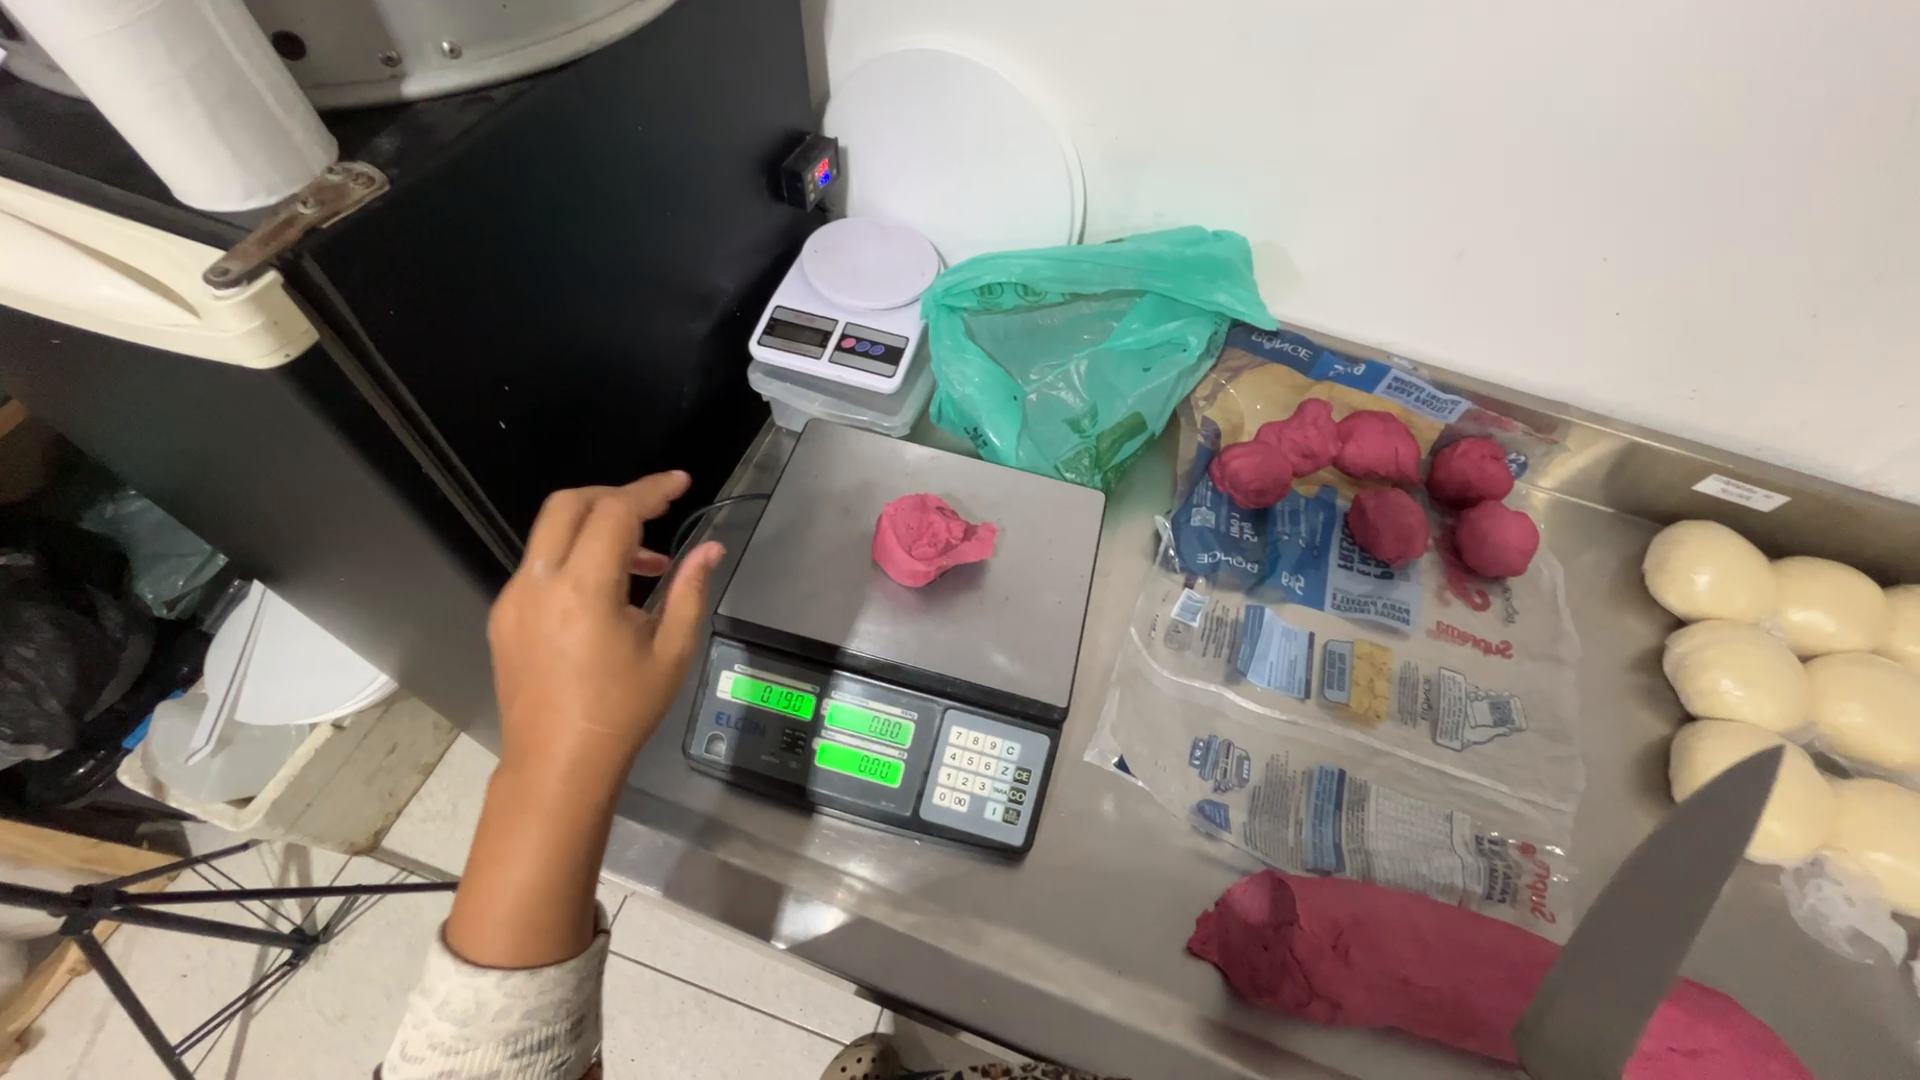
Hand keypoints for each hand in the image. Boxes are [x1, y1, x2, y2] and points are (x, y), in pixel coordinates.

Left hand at [486, 472, 723, 790]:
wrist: (558, 764)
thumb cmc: (624, 710)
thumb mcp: (672, 650)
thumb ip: (690, 589)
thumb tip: (710, 548)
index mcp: (583, 591)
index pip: (614, 513)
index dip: (650, 490)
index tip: (681, 484)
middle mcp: (538, 584)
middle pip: (568, 504)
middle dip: (615, 495)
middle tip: (656, 512)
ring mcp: (513, 600)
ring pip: (551, 534)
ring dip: (597, 530)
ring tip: (646, 567)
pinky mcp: (504, 617)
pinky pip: (541, 565)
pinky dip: (576, 558)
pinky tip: (608, 593)